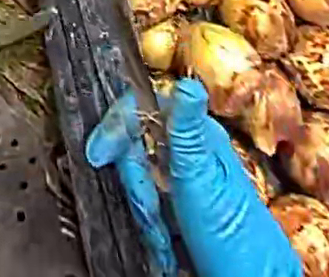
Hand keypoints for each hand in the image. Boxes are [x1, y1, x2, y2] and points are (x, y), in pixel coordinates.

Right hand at [85, 79, 300, 276]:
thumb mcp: (204, 177)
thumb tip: (187, 82)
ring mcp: (181, 180)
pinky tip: (165, 248)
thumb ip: (188, 128)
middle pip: (134, 146)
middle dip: (135, 183)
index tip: (97, 154)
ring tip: (165, 240)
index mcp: (194, 132)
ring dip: (143, 211)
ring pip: (137, 179)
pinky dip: (149, 229)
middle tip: (152, 213)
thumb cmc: (231, 233)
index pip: (141, 106)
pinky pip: (145, 206)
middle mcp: (186, 149)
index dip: (116, 125)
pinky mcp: (177, 209)